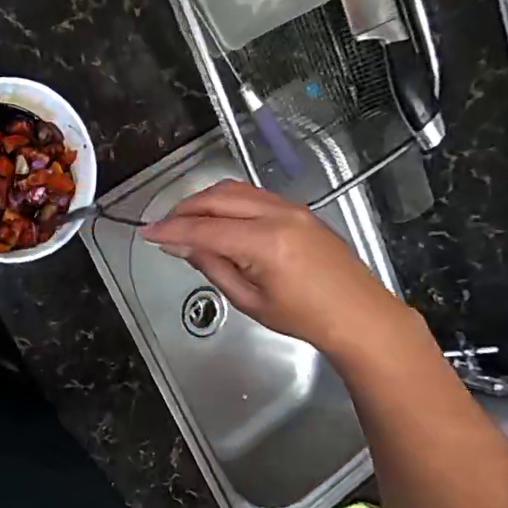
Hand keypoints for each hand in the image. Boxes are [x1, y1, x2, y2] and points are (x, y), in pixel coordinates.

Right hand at [141, 180, 419, 357]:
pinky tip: (216, 219)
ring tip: (185, 222)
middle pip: (217, 198)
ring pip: (235, 190)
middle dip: (184, 209)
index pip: (205, 229)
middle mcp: (280, 216)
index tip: (148, 232)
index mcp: (267, 243)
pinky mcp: (299, 210)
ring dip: (204, 201)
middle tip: (163, 227)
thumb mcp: (249, 300)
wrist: (359, 314)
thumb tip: (183, 247)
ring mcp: (292, 209)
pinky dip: (226, 202)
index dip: (172, 230)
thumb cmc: (307, 317)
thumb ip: (213, 267)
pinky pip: (253, 195)